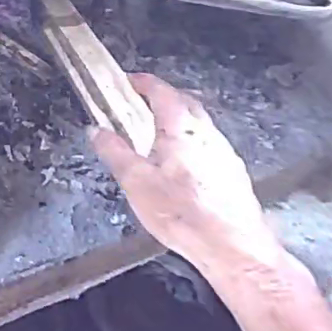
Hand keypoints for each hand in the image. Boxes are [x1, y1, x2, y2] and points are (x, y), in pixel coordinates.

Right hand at [88, 74, 288, 274]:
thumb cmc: (182, 213)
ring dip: (177, 120)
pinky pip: (208, 145)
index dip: (143, 82)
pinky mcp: (233, 173)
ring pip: (198, 124)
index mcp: (180, 127)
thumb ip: (114, 151)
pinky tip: (181, 165)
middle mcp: (207, 132)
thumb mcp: (136, 181)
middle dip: (162, 97)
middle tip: (140, 104)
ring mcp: (224, 152)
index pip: (161, 90)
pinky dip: (190, 142)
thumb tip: (97, 131)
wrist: (234, 249)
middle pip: (184, 102)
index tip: (128, 81)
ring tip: (157, 134)